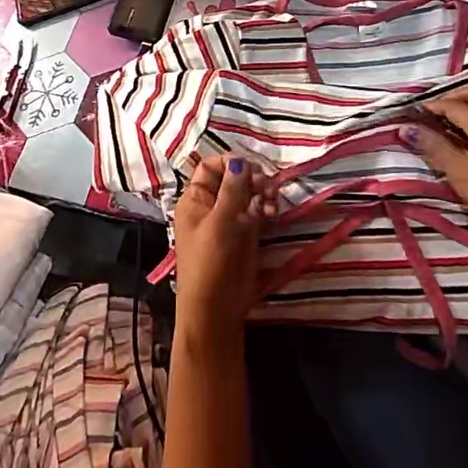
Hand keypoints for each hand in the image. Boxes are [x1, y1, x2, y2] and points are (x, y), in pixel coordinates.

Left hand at [172, 156, 277, 336]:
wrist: (216, 307)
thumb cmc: (211, 261)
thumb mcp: (221, 221)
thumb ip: (232, 189)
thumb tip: (239, 160)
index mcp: (195, 198)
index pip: (211, 167)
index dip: (231, 163)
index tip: (253, 168)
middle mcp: (210, 205)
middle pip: (233, 179)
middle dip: (253, 179)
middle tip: (269, 188)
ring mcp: (228, 220)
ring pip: (247, 195)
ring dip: (263, 194)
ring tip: (272, 205)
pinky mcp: (244, 234)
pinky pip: (255, 212)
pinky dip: (265, 209)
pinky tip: (272, 214)